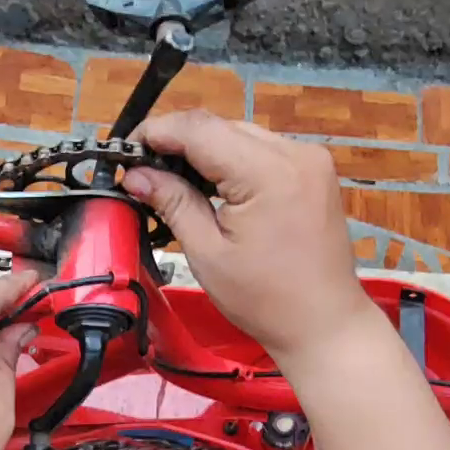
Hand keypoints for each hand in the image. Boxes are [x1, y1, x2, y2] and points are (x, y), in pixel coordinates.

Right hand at [123, 110, 375, 363]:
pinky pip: (262, 151)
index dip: (158, 132)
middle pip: (222, 127)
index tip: (127, 149)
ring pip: (241, 135)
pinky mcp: (314, 171)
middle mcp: (295, 153)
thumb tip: (136, 175)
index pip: (201, 129)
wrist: (322, 322)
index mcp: (268, 173)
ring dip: (204, 150)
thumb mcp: (207, 254)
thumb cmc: (264, 300)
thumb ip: (173, 203)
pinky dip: (232, 161)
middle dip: (178, 141)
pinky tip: (210, 184)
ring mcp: (310, 159)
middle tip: (143, 169)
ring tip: (171, 178)